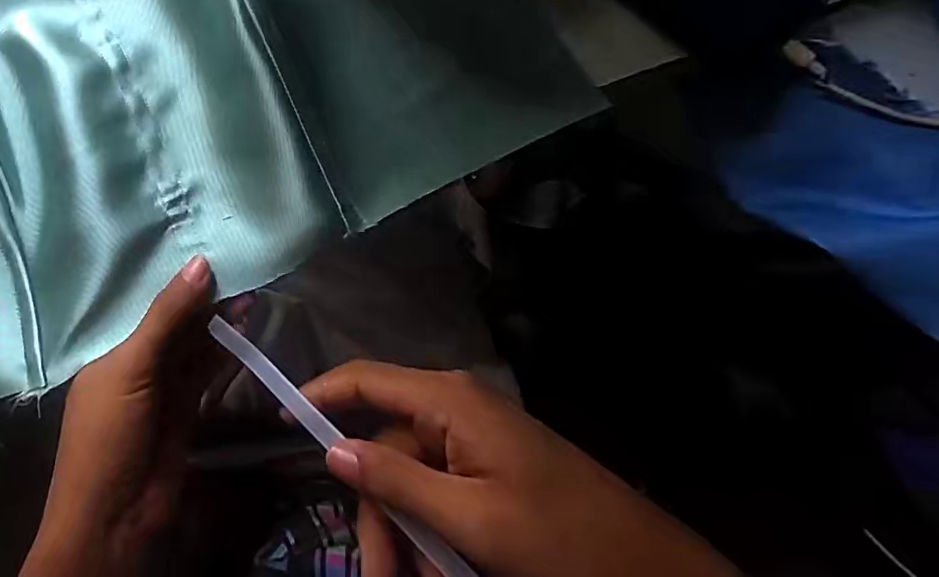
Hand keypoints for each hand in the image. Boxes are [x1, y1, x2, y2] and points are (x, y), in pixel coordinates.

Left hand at [21, 255, 226, 576]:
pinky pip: (206, 373)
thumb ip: (166, 317)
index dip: (175, 282)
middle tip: (238, 269)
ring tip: (248, 293)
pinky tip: (243, 328)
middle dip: (203, 300)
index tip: (207, 252)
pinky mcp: (185, 411)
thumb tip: (200, 263)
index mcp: (110, 351)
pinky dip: (224, 352)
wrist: (114, 522)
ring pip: (193, 347)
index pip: (145, 305)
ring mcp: (161, 390)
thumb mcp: (131, 368)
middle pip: (174, 325)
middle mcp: (136, 365)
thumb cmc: (108, 435)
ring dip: (219, 323)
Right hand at [301, 361, 738, 576]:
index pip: (365, 380)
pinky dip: (430, 532)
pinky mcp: (488, 467)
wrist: (659, 571)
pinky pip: (439, 492)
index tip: (280, 419)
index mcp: (448, 400)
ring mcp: (473, 437)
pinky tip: (441, 571)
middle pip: (385, 448)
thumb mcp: (473, 520)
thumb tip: (333, 449)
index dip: (320, 393)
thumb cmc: (563, 539)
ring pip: (410, 479)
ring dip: (404, 533)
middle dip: (376, 512)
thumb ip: (398, 480)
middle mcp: (454, 406)